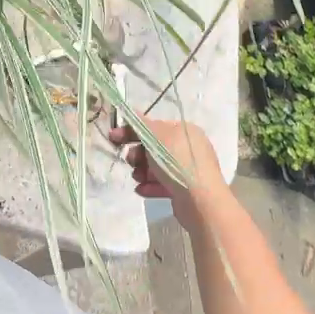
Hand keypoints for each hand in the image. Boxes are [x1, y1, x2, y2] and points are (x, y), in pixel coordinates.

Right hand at [107, 119, 226, 227]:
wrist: (201, 201)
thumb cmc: (178, 162)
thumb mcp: (156, 136)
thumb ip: (142, 124)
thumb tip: (132, 112)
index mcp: (184, 131)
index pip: (153, 126)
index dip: (132, 130)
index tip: (113, 138)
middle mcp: (188, 148)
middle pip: (154, 147)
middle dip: (137, 154)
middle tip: (130, 161)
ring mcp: (187, 170)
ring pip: (157, 167)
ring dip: (142, 171)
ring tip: (138, 178)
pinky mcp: (185, 189)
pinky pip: (163, 183)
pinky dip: (150, 185)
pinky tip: (141, 189)